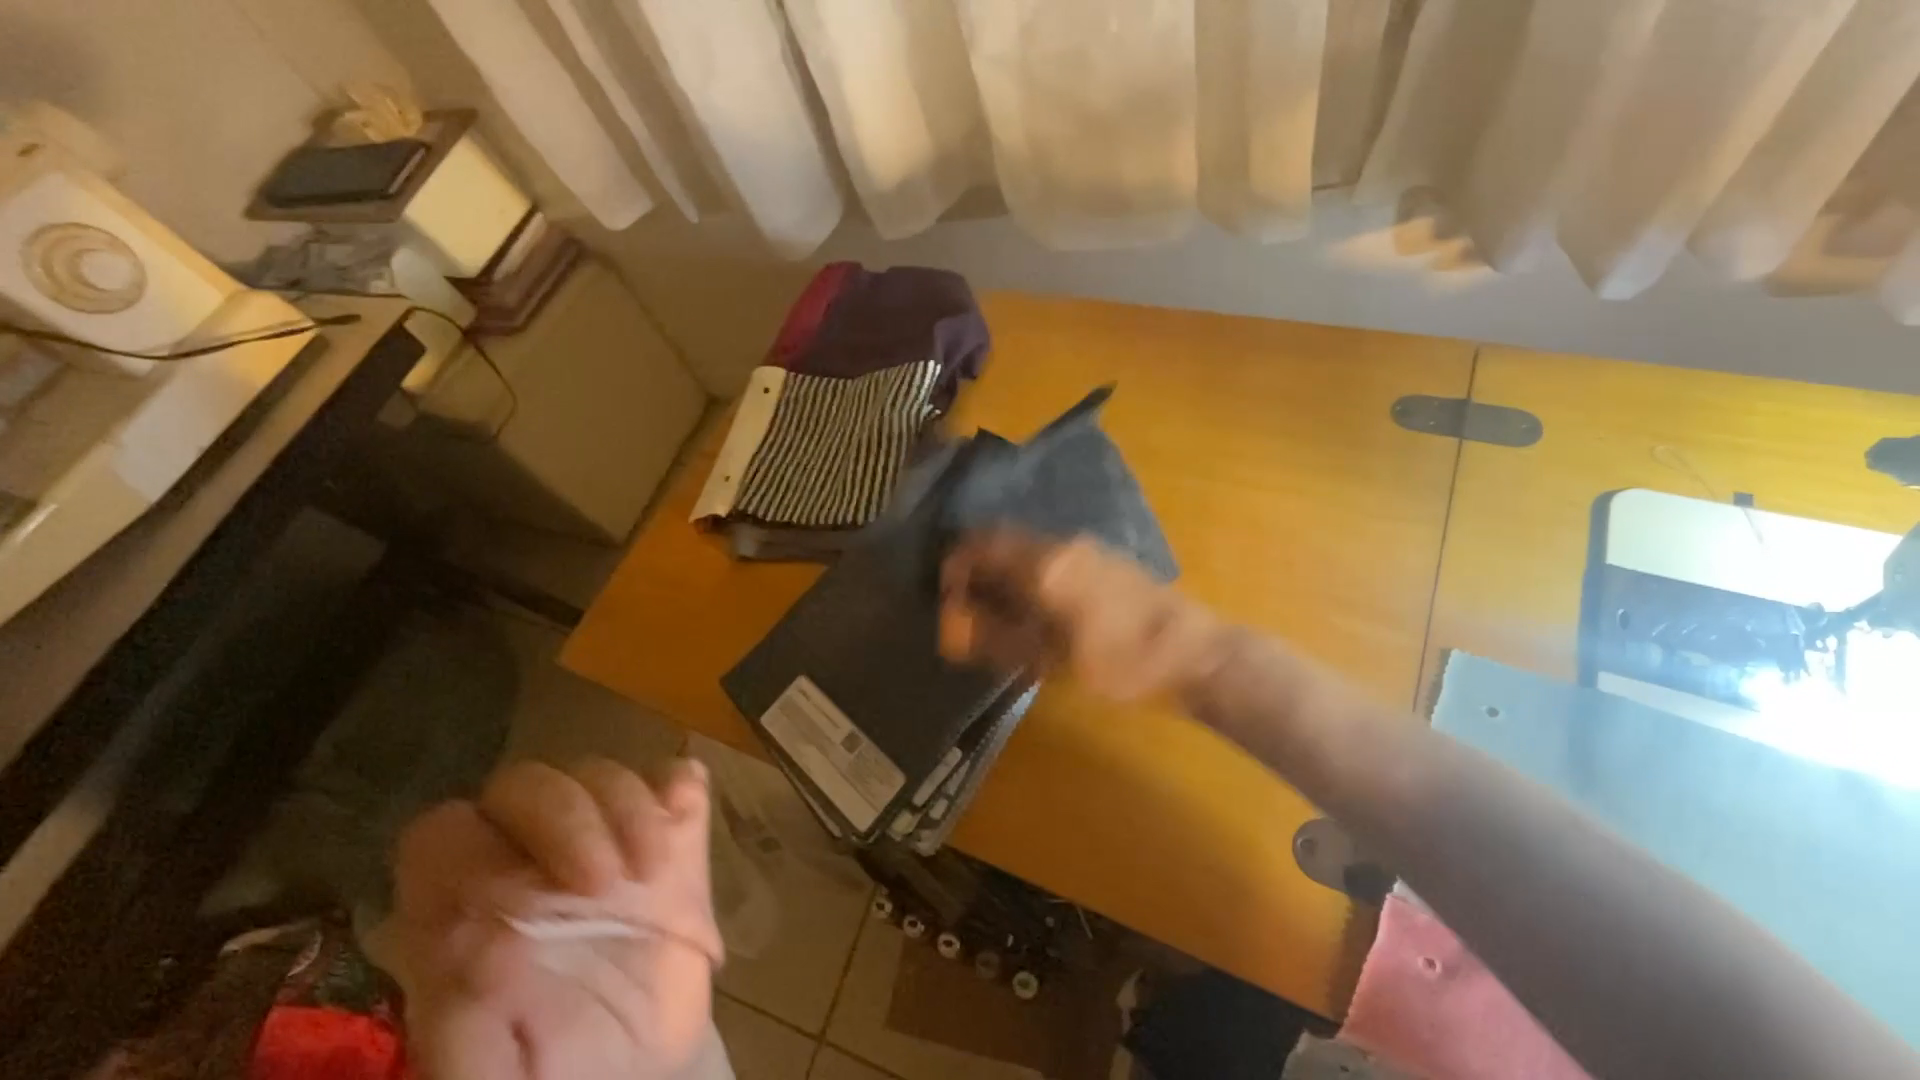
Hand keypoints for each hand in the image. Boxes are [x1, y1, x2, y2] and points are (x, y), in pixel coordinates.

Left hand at [387, 758, 722, 1079]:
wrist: (637, 1065)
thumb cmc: (556, 1070)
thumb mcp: (494, 1076)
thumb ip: (461, 1034)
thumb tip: (488, 948)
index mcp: (466, 907)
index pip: (444, 831)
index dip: (472, 846)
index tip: (523, 901)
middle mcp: (529, 858)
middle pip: (527, 785)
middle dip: (568, 819)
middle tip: (604, 885)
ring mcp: (606, 839)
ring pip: (599, 775)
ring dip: (629, 809)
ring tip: (651, 874)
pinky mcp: (670, 838)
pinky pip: (674, 781)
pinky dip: (683, 789)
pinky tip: (683, 830)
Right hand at [938, 529, 1228, 701]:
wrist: (1196, 656)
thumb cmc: (1121, 662)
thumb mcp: (1052, 659)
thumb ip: (997, 638)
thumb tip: (951, 625)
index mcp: (1045, 563)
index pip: (980, 544)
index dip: (954, 567)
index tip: (943, 598)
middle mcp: (1063, 545)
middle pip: (1003, 543)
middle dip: (978, 572)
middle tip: (966, 611)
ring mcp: (1089, 550)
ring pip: (1029, 551)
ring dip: (1005, 576)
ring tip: (997, 617)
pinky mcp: (1106, 563)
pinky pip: (1053, 560)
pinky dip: (1031, 579)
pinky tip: (1035, 613)